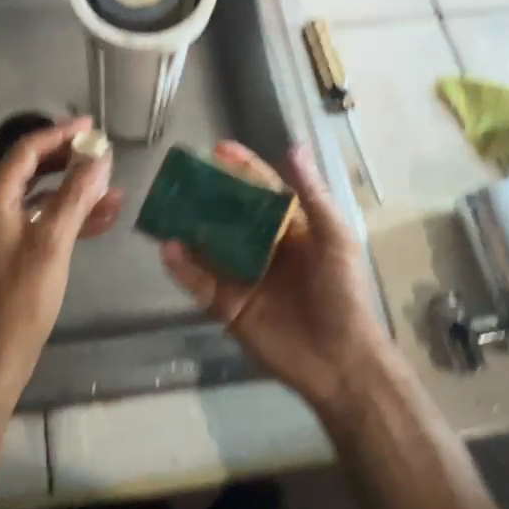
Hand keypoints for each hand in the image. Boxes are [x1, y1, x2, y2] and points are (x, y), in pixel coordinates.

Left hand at [0, 117, 124, 406]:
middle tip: (103, 152)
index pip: (26, 151)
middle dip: (70, 160)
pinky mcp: (16, 253)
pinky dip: (73, 216)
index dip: (59, 134)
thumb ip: (76, 195)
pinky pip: (46, 221)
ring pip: (44, 197)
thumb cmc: (20, 297)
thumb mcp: (53, 241)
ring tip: (114, 187)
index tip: (90, 126)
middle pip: (34, 170)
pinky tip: (105, 217)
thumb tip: (99, 157)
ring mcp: (4, 231)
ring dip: (77, 190)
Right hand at [160, 141, 391, 414]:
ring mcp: (243, 277)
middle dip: (206, 194)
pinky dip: (182, 267)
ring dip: (187, 227)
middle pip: (229, 214)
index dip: (242, 169)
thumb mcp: (335, 239)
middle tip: (181, 174)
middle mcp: (263, 248)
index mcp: (292, 229)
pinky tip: (167, 248)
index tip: (219, 149)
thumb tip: (294, 146)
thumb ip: (312, 195)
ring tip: (164, 205)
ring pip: (208, 246)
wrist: (341, 362)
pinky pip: (199, 283)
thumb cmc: (344, 294)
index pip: (263, 191)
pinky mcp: (228, 307)